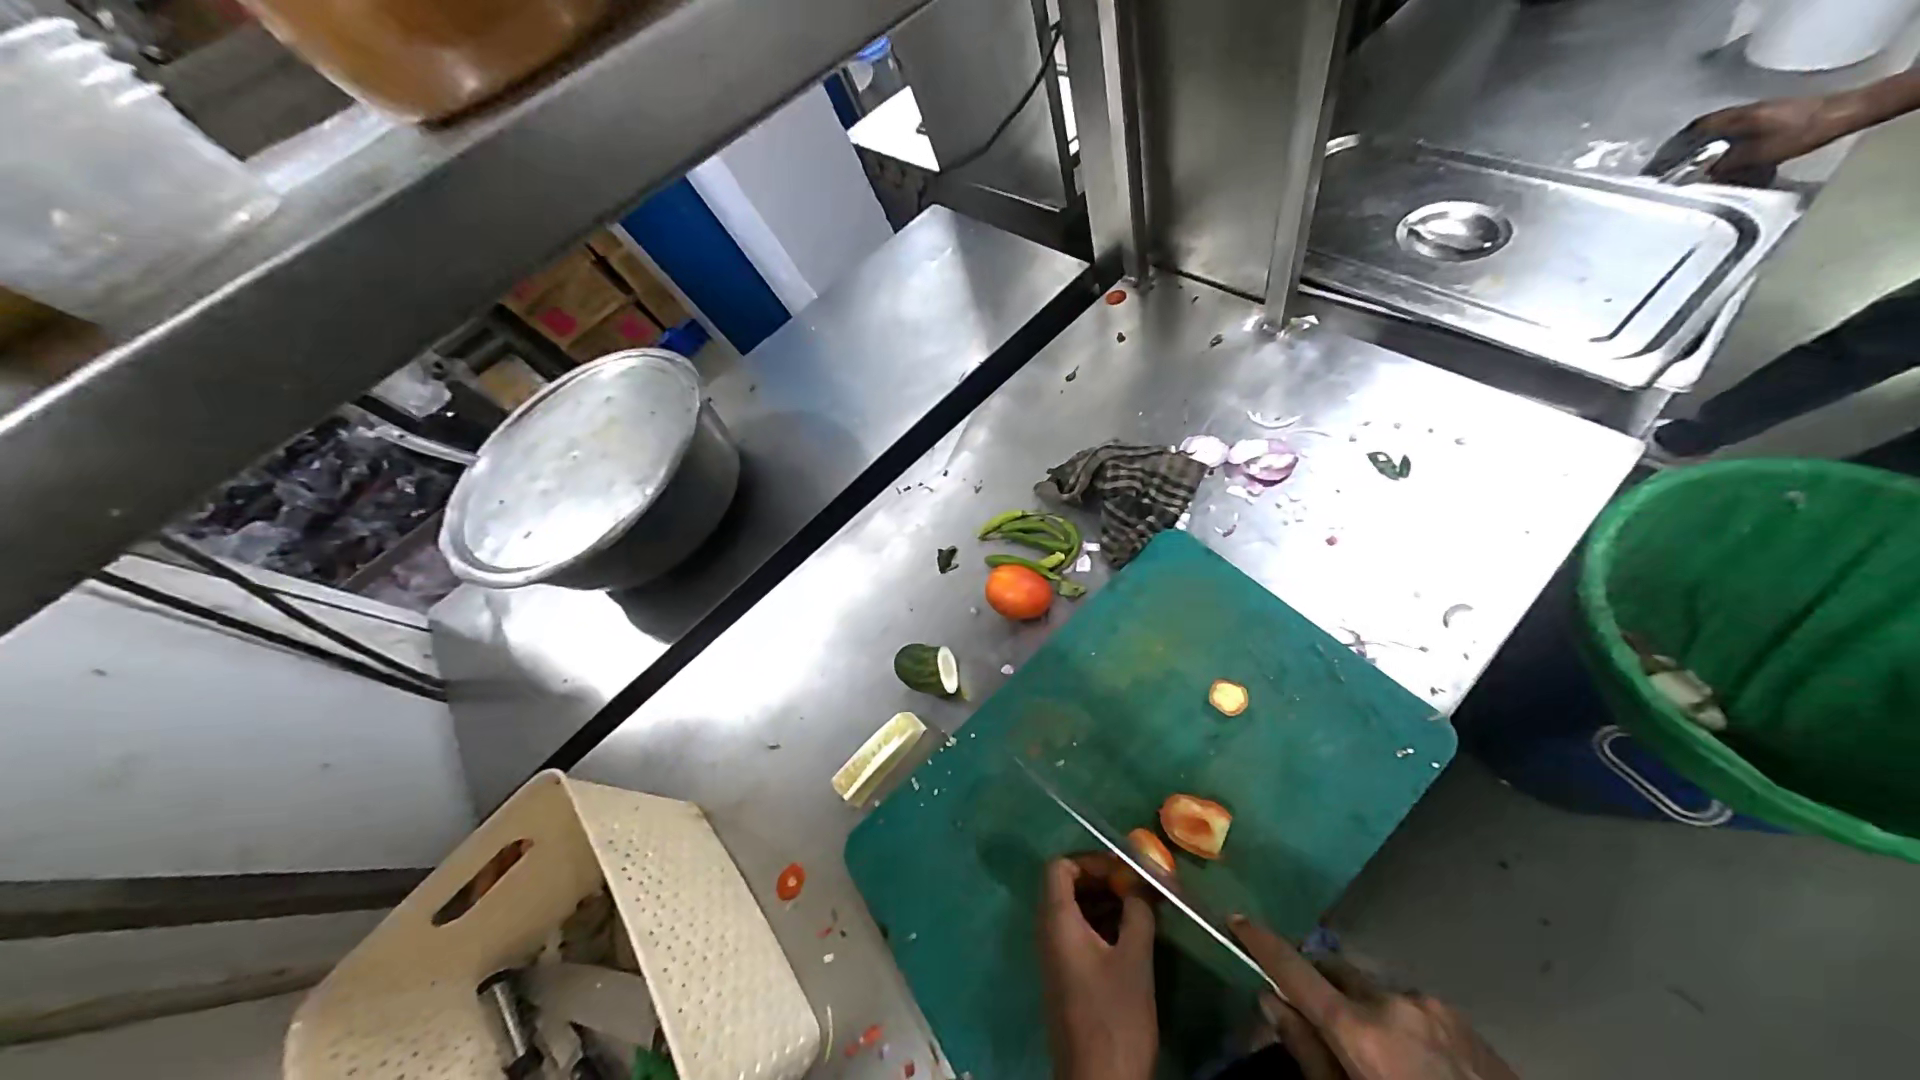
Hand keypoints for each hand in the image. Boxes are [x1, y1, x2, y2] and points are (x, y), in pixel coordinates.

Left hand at [1038, 855, 1157, 1079]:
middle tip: (1138, 887)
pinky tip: (1132, 934)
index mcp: (1056, 920)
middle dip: (1102, 879)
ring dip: (1105, 902)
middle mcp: (1047, 931)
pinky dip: (1101, 924)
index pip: (1060, 866)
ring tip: (1142, 907)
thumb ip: (1138, 912)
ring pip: (1074, 910)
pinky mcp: (1065, 975)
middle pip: (1066, 885)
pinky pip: (1078, 933)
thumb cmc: (1114, 1016)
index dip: (1091, 860)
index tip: (1124, 869)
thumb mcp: (1134, 959)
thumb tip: (1140, 884)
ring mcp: (1054, 955)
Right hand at [1231, 915, 1517, 1079]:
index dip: (1261, 943)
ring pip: (1375, 989)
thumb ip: (1308, 1053)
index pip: (1295, 970)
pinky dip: (1399, 1020)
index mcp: (1360, 1029)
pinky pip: (1413, 1006)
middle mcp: (1392, 1002)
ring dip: (1363, 1006)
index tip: (1237, 919)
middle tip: (1315, 1017)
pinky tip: (1414, 1060)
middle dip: (1320, 986)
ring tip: (1377, 1052)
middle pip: (1335, 972)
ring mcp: (1433, 1007)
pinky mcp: (1465, 1020)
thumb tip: (1272, 1002)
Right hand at [1685, 93, 1861, 177]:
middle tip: (1672, 164)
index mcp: (1736, 118)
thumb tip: (1700, 176)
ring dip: (1704, 142)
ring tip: (1692, 162)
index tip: (1661, 161)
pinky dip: (1721, 141)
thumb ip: (1724, 165)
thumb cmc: (1799, 134)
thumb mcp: (1756, 156)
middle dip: (1686, 144)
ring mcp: (1759, 110)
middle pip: (1705, 127)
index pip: (1695, 129)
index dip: (1675, 145)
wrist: (1845, 114)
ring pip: (1720, 127)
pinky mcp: (1771, 114)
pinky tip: (1721, 154)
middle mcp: (1744, 110)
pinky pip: (1734, 128)